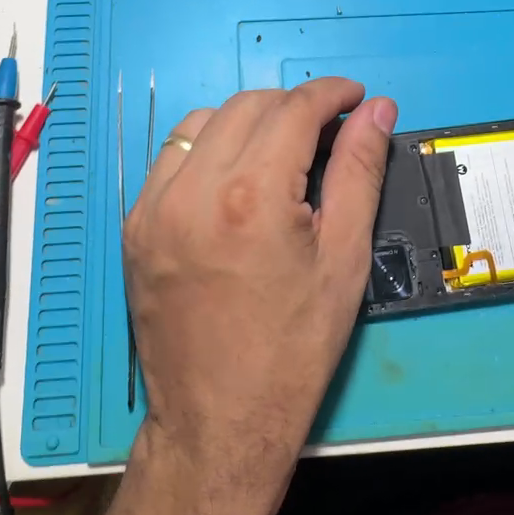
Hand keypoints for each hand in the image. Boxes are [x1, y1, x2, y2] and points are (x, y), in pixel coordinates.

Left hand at [109, 78, 395, 514]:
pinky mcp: (136, 225)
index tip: (355, 97)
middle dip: (294, 104)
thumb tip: (377, 110)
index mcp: (252, 196)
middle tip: (327, 130)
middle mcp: (194, 188)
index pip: (294, 109)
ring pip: (204, 121)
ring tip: (281, 150)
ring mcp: (154, 205)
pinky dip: (209, 148)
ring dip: (248, 120)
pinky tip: (234, 176)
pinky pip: (173, 156)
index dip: (331, 93)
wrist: (219, 421)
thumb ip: (360, 171)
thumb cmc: (295, 348)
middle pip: (248, 105)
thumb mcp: (345, 258)